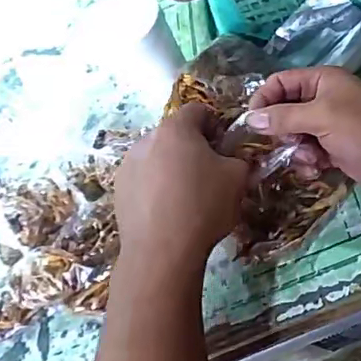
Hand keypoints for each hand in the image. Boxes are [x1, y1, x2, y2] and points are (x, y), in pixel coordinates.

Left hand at [114, 104, 249, 265]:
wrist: (162, 250)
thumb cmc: (204, 205)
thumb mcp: (238, 179)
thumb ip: (240, 159)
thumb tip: (235, 160)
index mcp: (176, 129)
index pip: (198, 110)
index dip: (216, 124)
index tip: (225, 146)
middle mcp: (146, 140)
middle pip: (175, 134)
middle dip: (194, 148)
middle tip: (211, 173)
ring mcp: (128, 166)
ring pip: (158, 158)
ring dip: (174, 168)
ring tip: (189, 196)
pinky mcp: (119, 190)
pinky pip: (145, 180)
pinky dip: (158, 188)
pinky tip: (171, 211)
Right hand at [244, 67, 360, 194]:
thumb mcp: (322, 118)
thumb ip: (285, 117)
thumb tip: (251, 119)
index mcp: (321, 81)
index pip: (280, 83)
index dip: (264, 100)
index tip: (252, 123)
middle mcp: (324, 100)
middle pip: (285, 112)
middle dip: (283, 132)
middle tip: (286, 146)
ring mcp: (330, 126)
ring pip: (295, 137)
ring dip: (297, 151)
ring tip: (311, 160)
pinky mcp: (335, 149)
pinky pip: (309, 154)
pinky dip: (309, 163)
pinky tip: (318, 170)